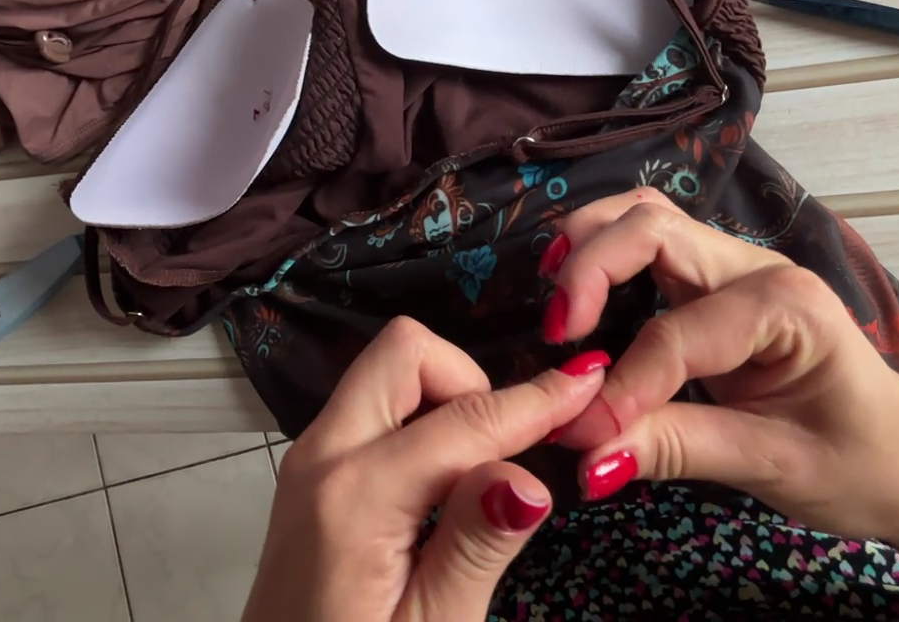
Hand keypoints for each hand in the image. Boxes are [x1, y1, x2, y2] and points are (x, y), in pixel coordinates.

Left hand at [242, 316, 611, 621]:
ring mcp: (312, 453)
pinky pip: (375, 401)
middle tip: (507, 448)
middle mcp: (323, 451)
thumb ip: (475, 548)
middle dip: (469, 379)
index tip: (587, 377)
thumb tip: (527, 475)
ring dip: (445, 394)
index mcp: (354, 494)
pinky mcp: (314, 466)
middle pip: (403, 351)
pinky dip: (422, 412)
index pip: (462, 422)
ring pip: (388, 368)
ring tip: (481, 468)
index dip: (533, 400)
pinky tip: (446, 476)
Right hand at [544, 189, 898, 542]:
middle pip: (653, 226)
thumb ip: (672, 448)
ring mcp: (734, 265)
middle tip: (555, 330)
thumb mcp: (771, 468)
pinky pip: (648, 240)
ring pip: (646, 216)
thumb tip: (580, 448)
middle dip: (592, 266)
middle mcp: (756, 265)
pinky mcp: (714, 280)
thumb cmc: (864, 468)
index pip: (680, 331)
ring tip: (554, 292)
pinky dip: (604, 250)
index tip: (584, 429)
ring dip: (591, 243)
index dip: (626, 380)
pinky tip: (578, 283)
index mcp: (787, 304)